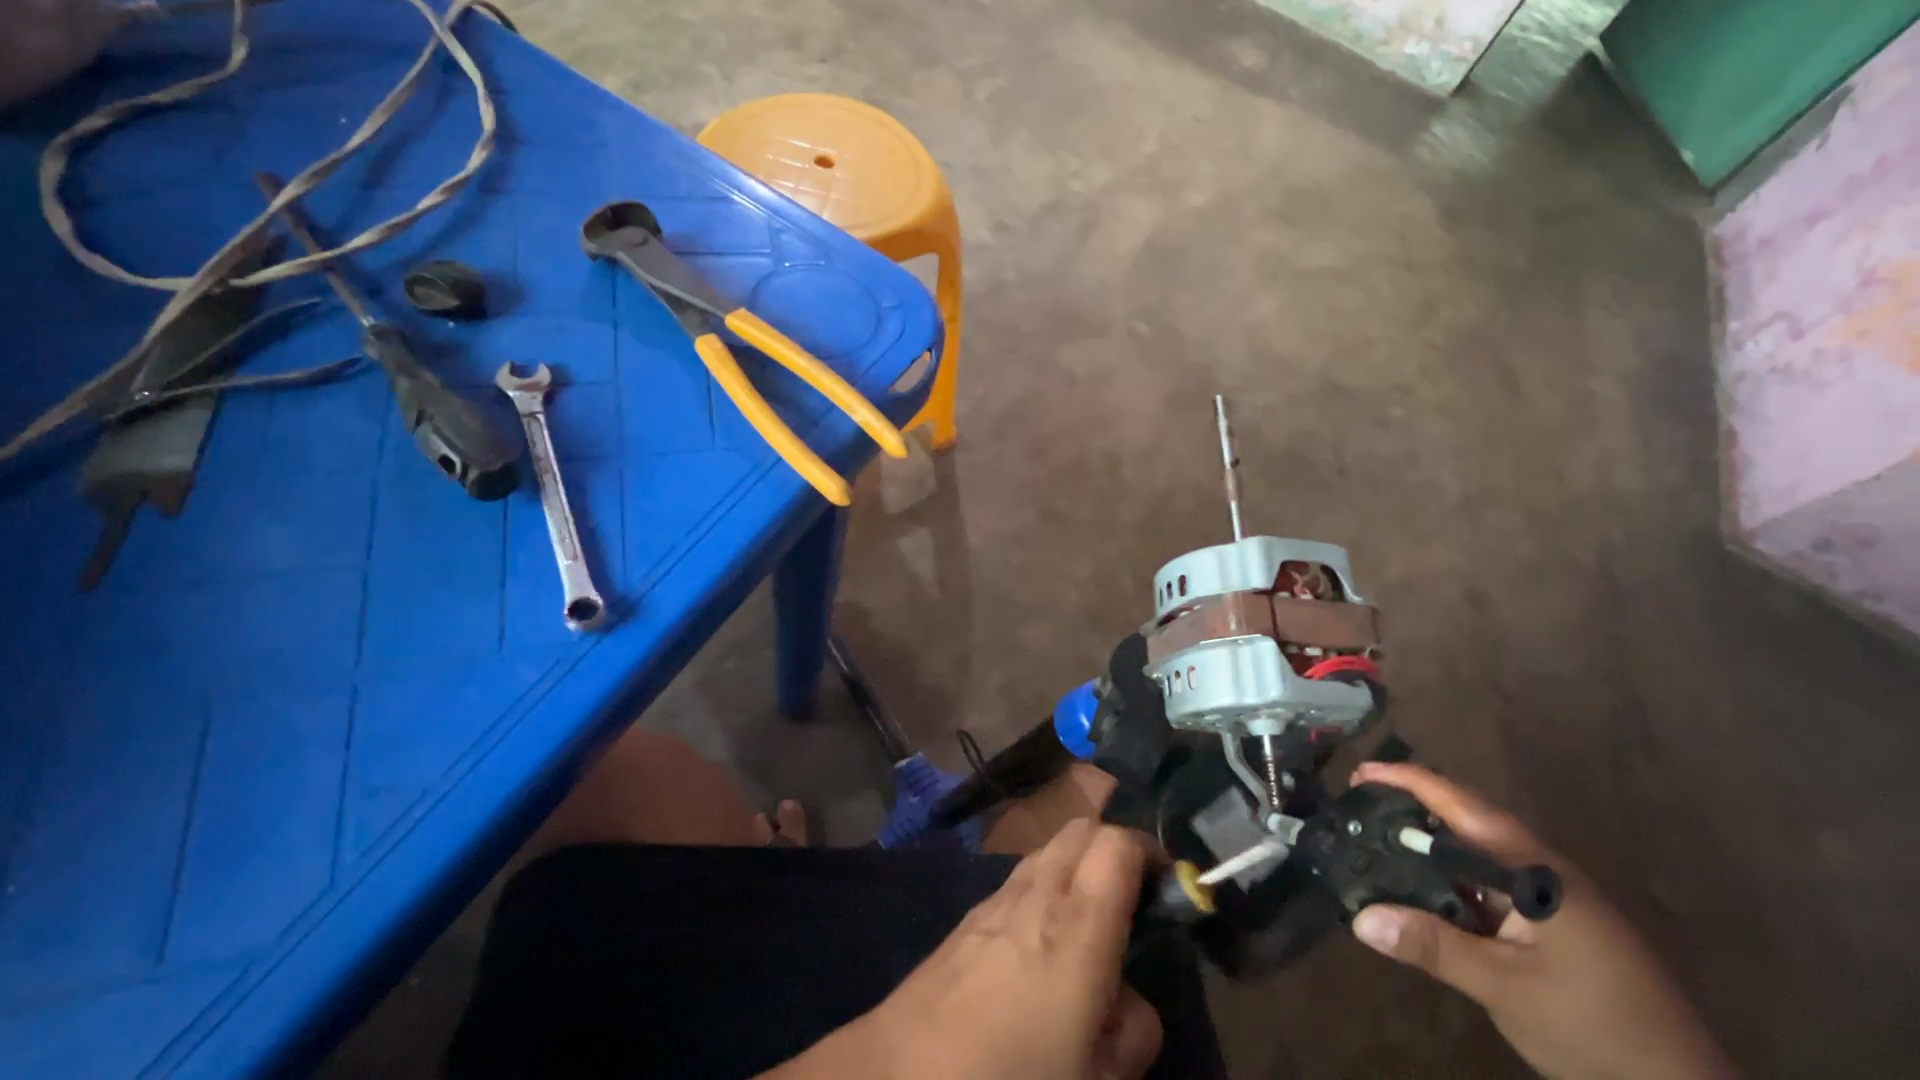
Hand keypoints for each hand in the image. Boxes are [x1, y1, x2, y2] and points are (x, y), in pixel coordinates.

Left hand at [766, 819, 1162, 1079]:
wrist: (901, 1076)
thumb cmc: (1014, 1075)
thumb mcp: (1102, 1076)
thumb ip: (1133, 1029)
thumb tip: (1124, 998)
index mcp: (1079, 923)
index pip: (1118, 842)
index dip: (1150, 852)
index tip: (1169, 888)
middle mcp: (1037, 894)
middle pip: (1081, 830)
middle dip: (1114, 848)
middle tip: (1134, 899)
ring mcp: (994, 902)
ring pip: (1046, 851)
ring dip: (1075, 866)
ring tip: (1088, 923)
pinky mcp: (964, 921)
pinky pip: (1016, 881)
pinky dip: (1041, 889)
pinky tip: (1038, 945)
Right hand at [1348, 762, 1734, 1079]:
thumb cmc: (1591, 1025)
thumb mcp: (1504, 987)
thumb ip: (1433, 946)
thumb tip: (1361, 917)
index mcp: (1535, 872)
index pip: (1463, 808)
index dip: (1411, 783)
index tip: (1361, 773)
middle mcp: (1543, 873)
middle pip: (1471, 822)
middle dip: (1416, 806)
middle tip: (1362, 803)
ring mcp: (1553, 901)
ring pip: (1481, 856)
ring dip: (1433, 846)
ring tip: (1378, 842)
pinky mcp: (1555, 927)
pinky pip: (1492, 887)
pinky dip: (1452, 881)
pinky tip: (1425, 895)